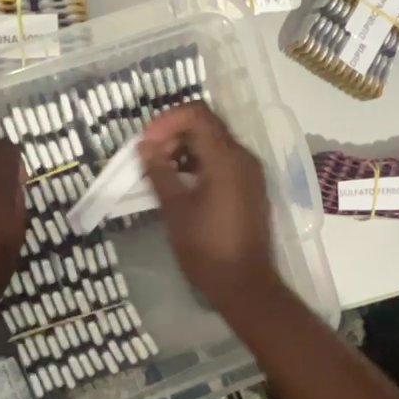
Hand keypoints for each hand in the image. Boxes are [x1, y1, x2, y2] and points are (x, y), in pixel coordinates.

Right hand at [139, 103, 284, 313]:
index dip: (166, 121)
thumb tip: (146, 147)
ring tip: (161, 173)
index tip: (146, 144)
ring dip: (186, 150)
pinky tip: (182, 186)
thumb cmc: (206, 249)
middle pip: (207, 126)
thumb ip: (159, 172)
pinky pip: (225, 163)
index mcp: (227, 158)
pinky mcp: (251, 189)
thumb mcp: (175, 209)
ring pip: (216, 144)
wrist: (245, 285)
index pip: (197, 114)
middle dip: (174, 135)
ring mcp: (251, 174)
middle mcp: (244, 158)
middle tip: (150, 159)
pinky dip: (201, 164)